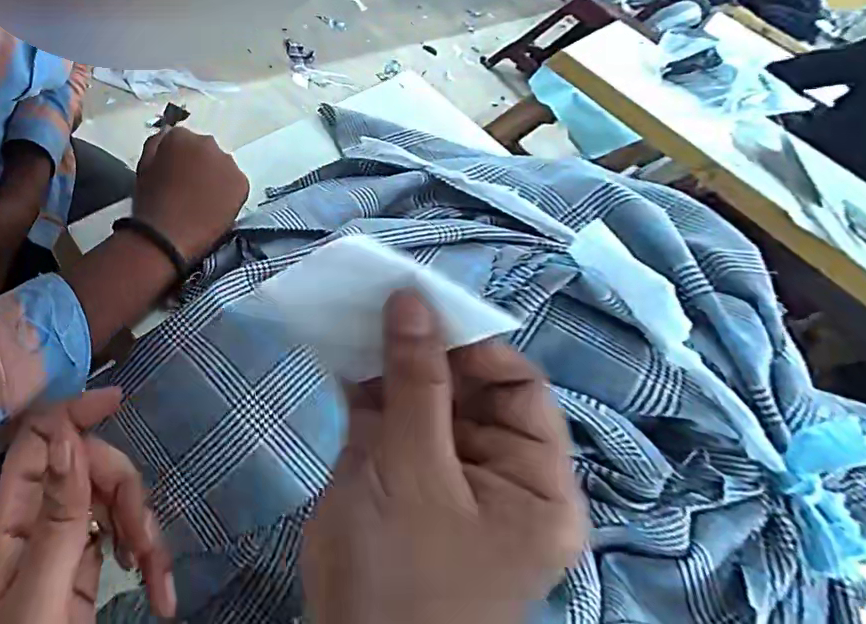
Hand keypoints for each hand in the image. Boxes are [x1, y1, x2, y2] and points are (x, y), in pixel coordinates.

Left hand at [0, 390, 176, 623]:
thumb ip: (58, 515)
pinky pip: (116, 536)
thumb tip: (68, 434)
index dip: (73, 413)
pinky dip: (141, 553)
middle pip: (84, 466)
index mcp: (12, 517)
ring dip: (139, 525)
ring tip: (157, 577)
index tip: (118, 401)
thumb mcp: (41, 592)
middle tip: (142, 540)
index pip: (40, 439)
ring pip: (106, 499)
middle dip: (122, 489)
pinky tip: (156, 587)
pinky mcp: (85, 572)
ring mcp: (61, 545)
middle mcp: (35, 520)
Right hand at [132, 127, 248, 260]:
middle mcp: (207, 143)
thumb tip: (166, 136)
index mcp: (180, 136)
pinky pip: (233, 182)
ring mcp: (228, 163)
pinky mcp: (242, 183)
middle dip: (196, 162)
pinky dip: (226, 191)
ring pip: (220, 165)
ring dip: (212, 175)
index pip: (180, 138)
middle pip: (203, 149)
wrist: (167, 236)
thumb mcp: (143, 166)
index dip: (174, 156)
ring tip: (200, 198)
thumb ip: (155, 144)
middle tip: (186, 185)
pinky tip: (213, 206)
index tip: (171, 172)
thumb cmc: (150, 201)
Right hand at [299, 289, 585, 623]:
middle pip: (463, 383)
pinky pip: (379, 405)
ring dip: (383, 353)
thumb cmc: (408, 565)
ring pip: (415, 388)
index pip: (518, 388)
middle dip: (420, 341)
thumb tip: (412, 300)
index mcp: (531, 480)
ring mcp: (431, 462)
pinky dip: (358, 375)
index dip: (473, 342)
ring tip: (346, 312)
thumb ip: (415, 381)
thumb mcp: (416, 469)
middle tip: (372, 299)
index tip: (418, 305)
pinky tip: (334, 346)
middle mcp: (488, 465)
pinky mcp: (385, 461)